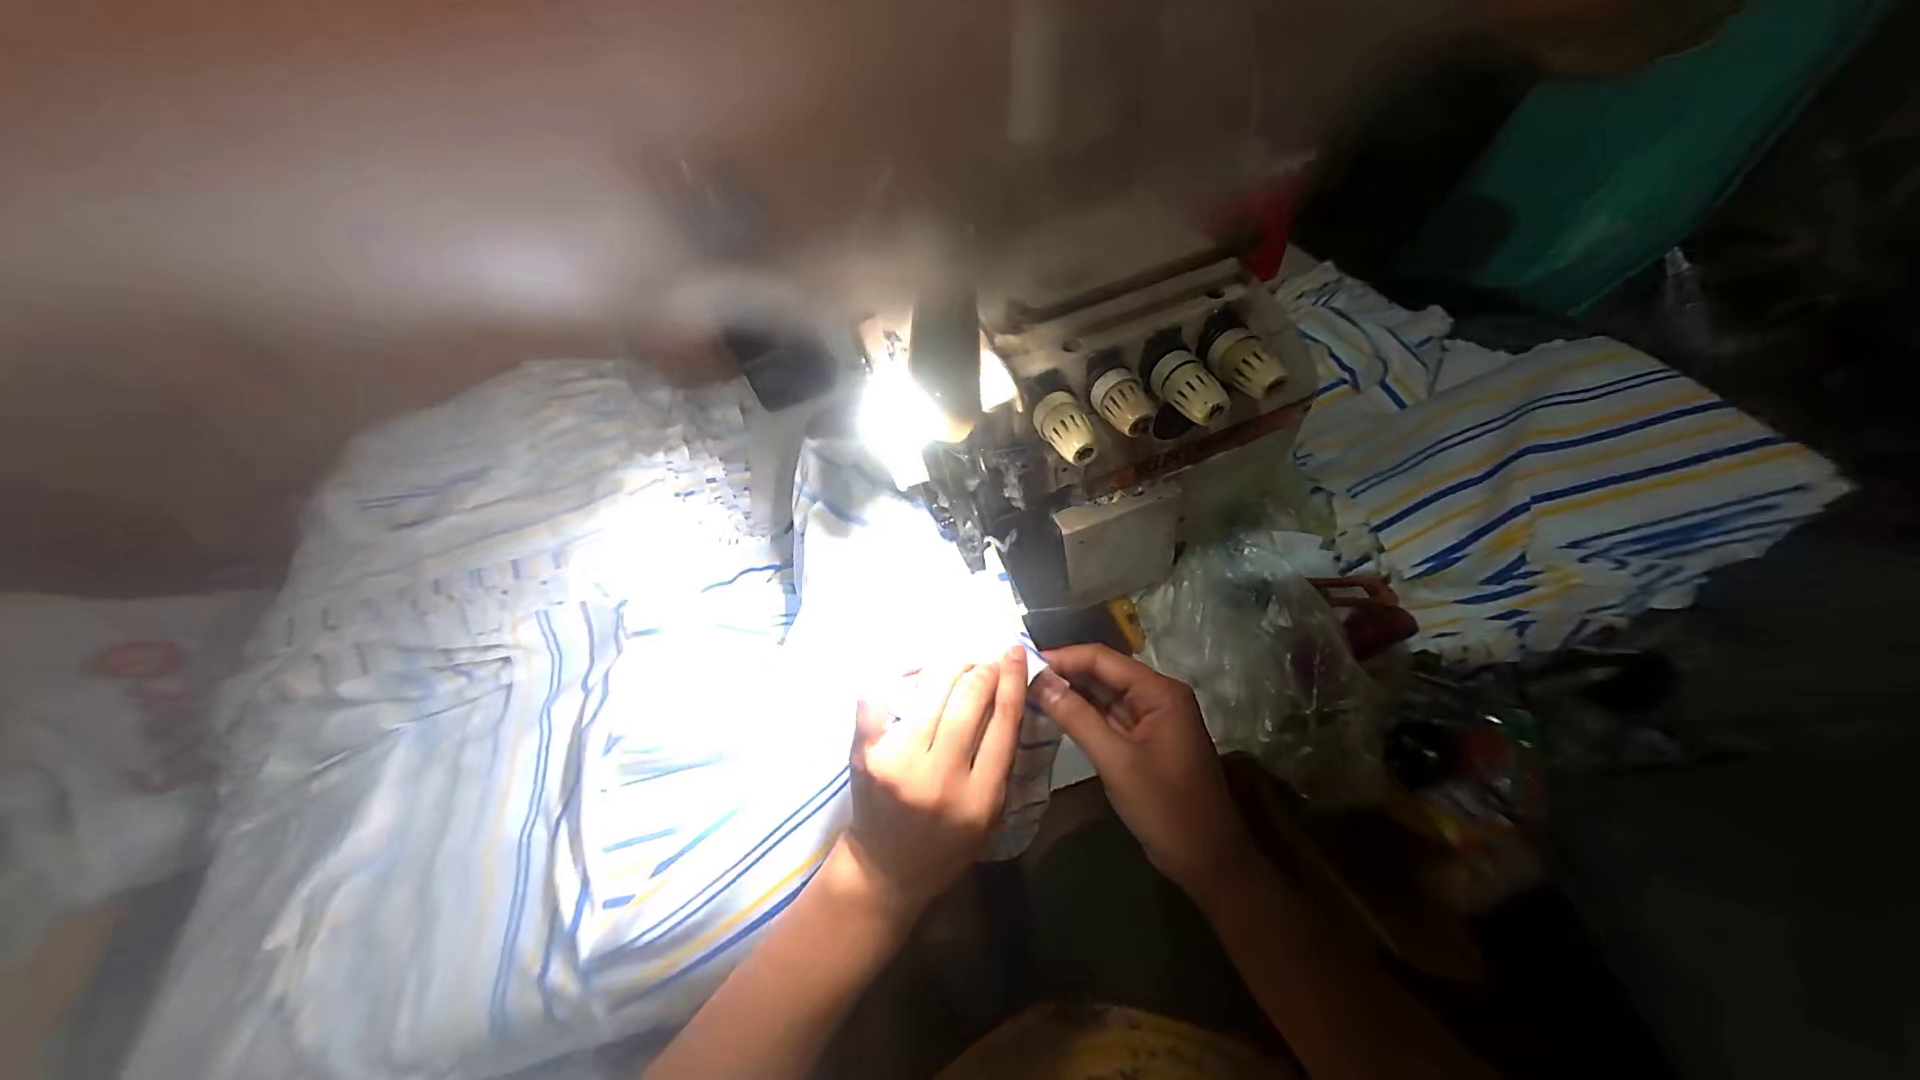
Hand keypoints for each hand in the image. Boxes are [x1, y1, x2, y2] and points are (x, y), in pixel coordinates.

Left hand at [837, 647, 1029, 922]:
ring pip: (930, 695)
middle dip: (981, 670)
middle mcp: (940, 778)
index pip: (1004, 721)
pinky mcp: (865, 757)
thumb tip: (1007, 695)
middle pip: (968, 702)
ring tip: (957, 661)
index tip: (1014, 653)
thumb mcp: (989, 814)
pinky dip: (892, 677)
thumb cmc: (946, 843)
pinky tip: (912, 668)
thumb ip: (1000, 761)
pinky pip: (876, 702)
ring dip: (948, 668)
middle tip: (985, 659)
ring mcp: (898, 765)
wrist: (885, 870)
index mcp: (980, 797)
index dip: (1011, 679)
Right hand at [1033, 645, 1255, 901]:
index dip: (1062, 657)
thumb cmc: (1167, 809)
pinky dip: (1082, 715)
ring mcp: (1151, 719)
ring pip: (1103, 695)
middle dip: (1063, 674)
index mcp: (1159, 693)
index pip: (1102, 659)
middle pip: (1102, 673)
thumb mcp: (1117, 762)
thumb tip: (1039, 681)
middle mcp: (1157, 696)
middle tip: (1018, 677)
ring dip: (1069, 693)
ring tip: (1026, 691)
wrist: (1209, 861)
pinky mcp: (1144, 740)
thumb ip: (1077, 718)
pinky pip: (1108, 717)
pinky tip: (1053, 714)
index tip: (1022, 662)